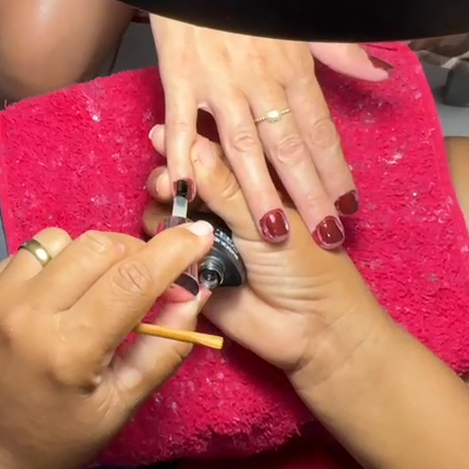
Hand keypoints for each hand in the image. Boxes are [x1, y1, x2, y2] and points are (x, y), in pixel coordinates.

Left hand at [0, 223, 217, 468]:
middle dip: (134, 252)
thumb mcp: (120, 406)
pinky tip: (56, 297)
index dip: (172, 251)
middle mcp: (27, 313)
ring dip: (91, 255)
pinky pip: (26, 254)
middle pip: (97, 247)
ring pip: (60, 241)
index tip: (199, 234)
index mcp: (68, 350)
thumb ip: (163, 350)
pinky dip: (53, 264)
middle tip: (148, 276)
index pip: (131, 280)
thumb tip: (192, 295)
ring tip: (96, 289)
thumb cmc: (57, 440)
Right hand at [143, 127, 384, 388]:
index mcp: (249, 184)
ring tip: (169, 213)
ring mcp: (201, 236)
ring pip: (163, 210)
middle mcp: (221, 206)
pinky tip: (164, 242)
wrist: (312, 330)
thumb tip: (186, 140)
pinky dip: (156, 239)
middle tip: (168, 185)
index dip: (184, 145)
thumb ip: (224, 183)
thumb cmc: (306, 265)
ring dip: (161, 207)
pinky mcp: (185, 268)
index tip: (164, 138)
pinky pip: (158, 247)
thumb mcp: (265, 216)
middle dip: (168, 176)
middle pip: (179, 179)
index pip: (209, 154)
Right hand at [148, 16, 388, 250]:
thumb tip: (378, 73)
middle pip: (289, 146)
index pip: (320, 128)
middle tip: (325, 235)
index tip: (348, 205)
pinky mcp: (178, 78)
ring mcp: (217, 82)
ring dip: (257, 189)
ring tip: (273, 229)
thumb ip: (337, 49)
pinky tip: (186, 190)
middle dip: (309, 194)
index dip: (335, 169)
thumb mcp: (300, 15)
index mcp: (293, 66)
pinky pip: (181, 123)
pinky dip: (182, 157)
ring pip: (241, 145)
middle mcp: (260, 80)